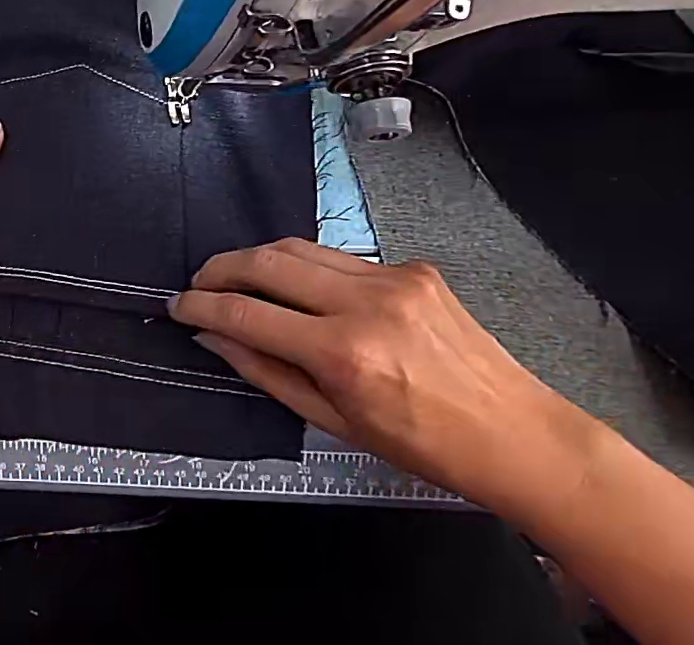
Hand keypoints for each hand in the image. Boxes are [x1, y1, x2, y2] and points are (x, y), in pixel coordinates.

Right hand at [168, 238, 611, 525]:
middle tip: (199, 281)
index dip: (204, 305)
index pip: (250, 313)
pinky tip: (303, 290)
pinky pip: (342, 258)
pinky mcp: (413, 265)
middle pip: (271, 261)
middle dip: (223, 266)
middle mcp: (366, 301)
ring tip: (236, 276)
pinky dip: (309, 269)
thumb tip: (216, 336)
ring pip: (303, 248)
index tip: (179, 304)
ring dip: (261, 258)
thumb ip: (268, 371)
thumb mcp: (335, 421)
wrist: (514, 431)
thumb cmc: (423, 446)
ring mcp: (393, 275)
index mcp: (345, 353)